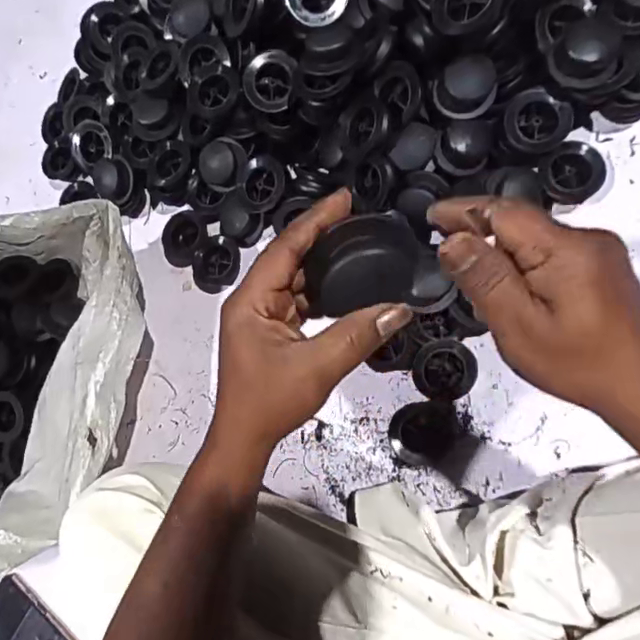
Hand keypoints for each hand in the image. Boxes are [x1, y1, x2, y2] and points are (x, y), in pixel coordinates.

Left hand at [208, 190, 412, 465]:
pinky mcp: (269, 334)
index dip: (316, 221)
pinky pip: (297, 302)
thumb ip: (359, 335)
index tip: (342, 201)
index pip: (285, 247)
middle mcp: (251, 305)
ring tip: (352, 247)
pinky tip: (341, 289)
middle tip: (353, 219)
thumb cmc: (264, 406)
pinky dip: (319, 294)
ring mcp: (259, 320)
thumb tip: (395, 311)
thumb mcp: (318, 367)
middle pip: (289, 259)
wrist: (245, 438)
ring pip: (294, 282)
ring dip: (322, 267)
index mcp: (251, 302)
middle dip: (321, 238)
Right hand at [428, 196, 639, 419]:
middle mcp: (587, 241)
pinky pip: (551, 253)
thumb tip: (454, 242)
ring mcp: (597, 253)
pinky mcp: (600, 267)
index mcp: (564, 250)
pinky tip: (516, 297)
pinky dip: (524, 266)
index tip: (434, 217)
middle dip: (479, 235)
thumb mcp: (518, 326)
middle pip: (517, 222)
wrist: (637, 386)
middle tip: (449, 259)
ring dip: (501, 255)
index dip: (461, 212)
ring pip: (533, 239)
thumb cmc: (587, 365)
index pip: (500, 210)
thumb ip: (484, 279)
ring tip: (484, 292)